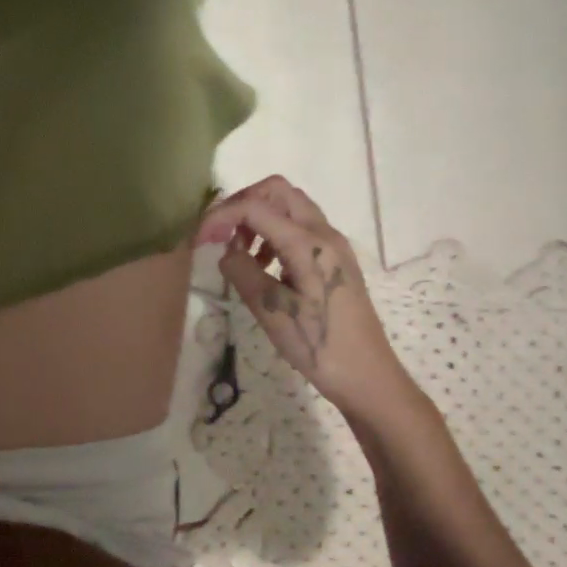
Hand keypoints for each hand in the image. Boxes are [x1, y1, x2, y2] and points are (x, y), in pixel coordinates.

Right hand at [198, 176, 419, 421]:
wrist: (367, 375)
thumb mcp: (271, 312)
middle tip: (218, 235)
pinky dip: (270, 232)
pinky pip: (296, 226)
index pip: (255, 207)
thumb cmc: (319, 345)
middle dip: (240, 204)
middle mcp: (323, 234)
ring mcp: (331, 245)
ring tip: (237, 252)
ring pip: (287, 206)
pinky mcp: (331, 258)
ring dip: (255, 217)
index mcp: (309, 244)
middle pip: (276, 191)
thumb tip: (225, 251)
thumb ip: (242, 272)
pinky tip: (261, 265)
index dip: (220, 216)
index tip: (199, 242)